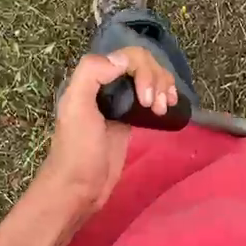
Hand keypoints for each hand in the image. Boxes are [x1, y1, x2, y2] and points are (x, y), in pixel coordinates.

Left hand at [38, 47, 175, 211]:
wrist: (79, 188)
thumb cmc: (78, 150)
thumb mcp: (76, 108)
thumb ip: (91, 74)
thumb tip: (122, 59)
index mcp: (91, 77)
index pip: (128, 57)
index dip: (144, 71)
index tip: (146, 100)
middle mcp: (106, 84)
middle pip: (142, 63)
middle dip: (156, 79)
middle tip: (156, 107)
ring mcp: (120, 101)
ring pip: (150, 76)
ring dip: (163, 86)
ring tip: (164, 108)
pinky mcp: (130, 116)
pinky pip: (151, 94)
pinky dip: (164, 94)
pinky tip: (169, 106)